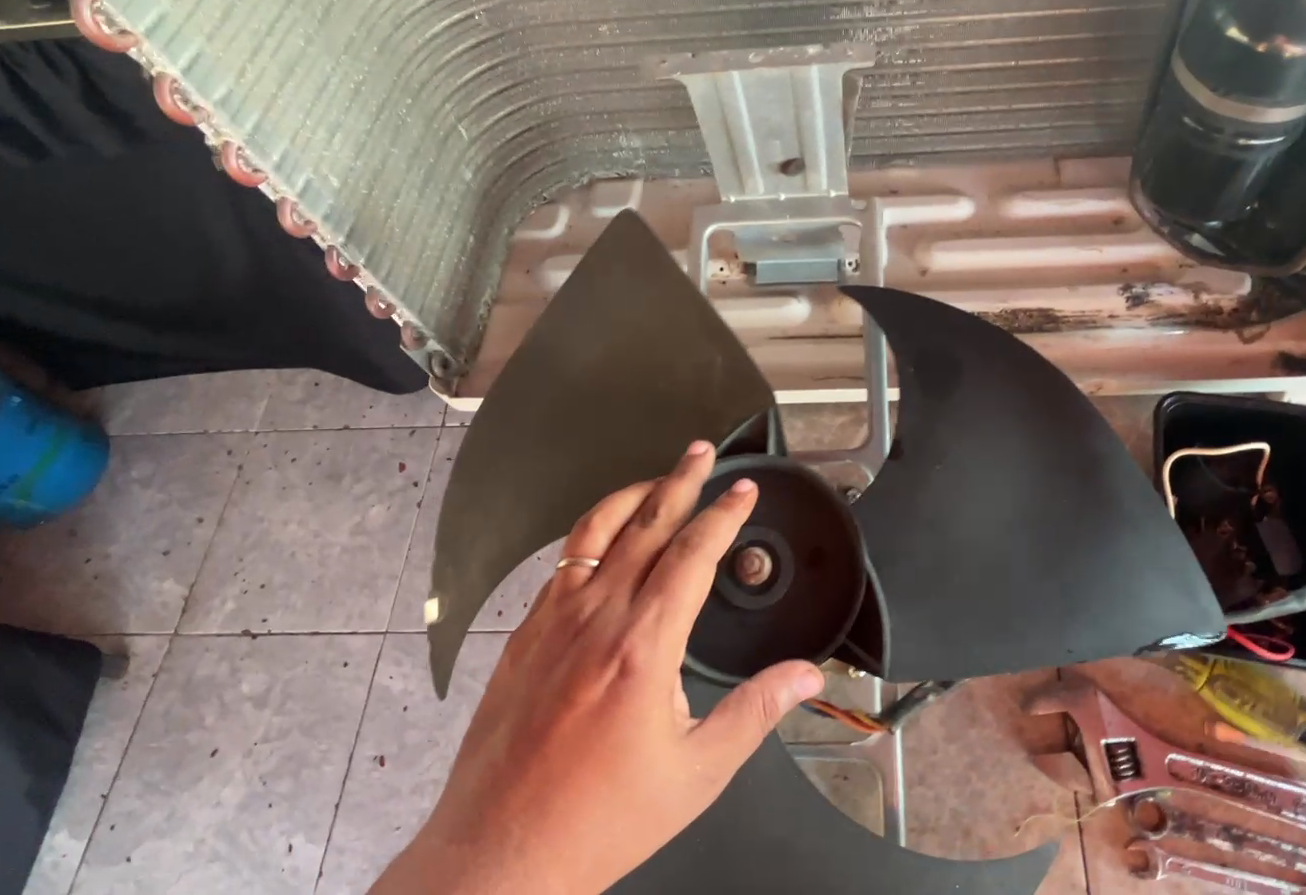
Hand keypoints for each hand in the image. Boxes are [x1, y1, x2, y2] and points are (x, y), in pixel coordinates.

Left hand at [372, 440, 827, 894]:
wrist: (500, 853)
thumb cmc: (598, 818)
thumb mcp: (697, 771)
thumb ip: (756, 712)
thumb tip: (805, 676)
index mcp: (644, 646)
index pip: (693, 555)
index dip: (724, 515)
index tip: (743, 491)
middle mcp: (596, 619)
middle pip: (646, 525)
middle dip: (681, 481)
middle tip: (701, 452)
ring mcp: (553, 622)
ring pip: (596, 532)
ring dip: (632, 495)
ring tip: (658, 478)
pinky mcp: (526, 636)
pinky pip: (563, 563)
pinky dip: (591, 534)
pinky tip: (604, 540)